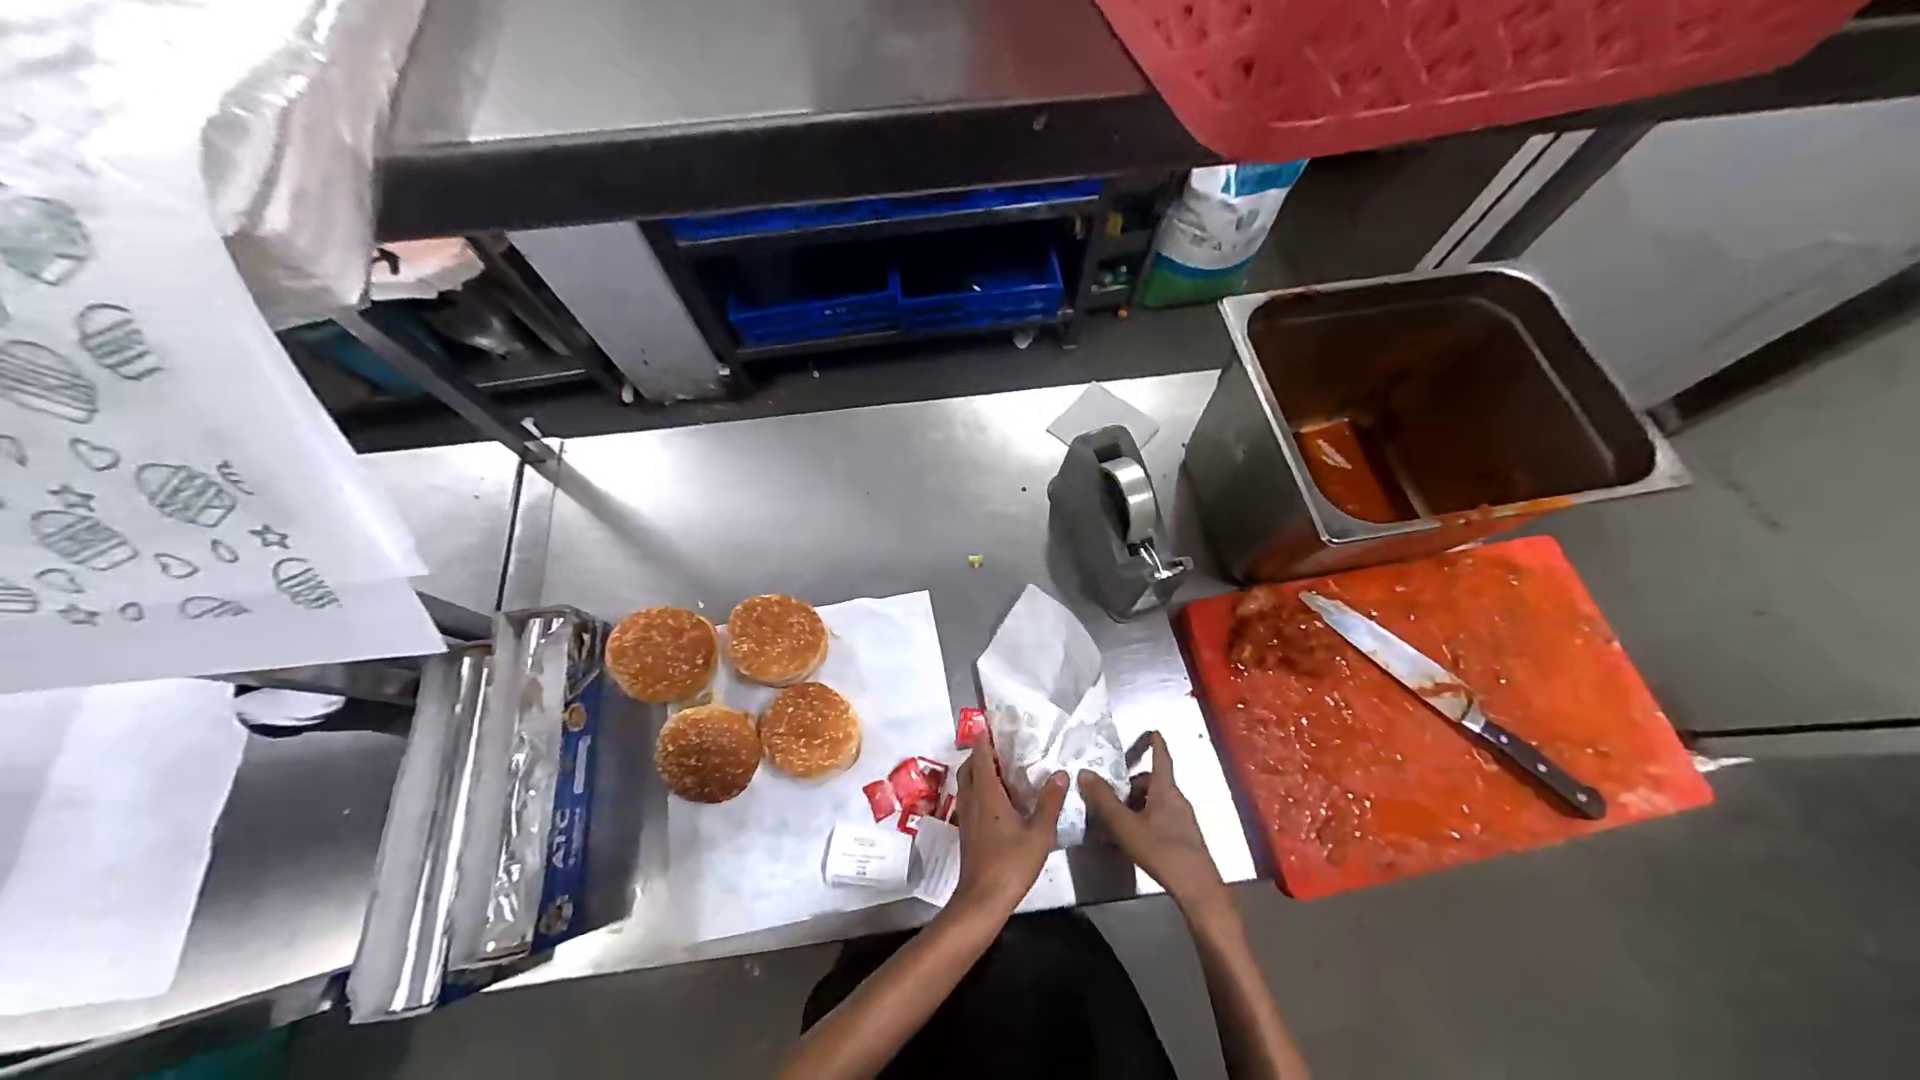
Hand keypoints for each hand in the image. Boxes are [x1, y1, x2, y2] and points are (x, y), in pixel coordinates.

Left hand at [953, 737, 1066, 916]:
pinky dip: (979, 788)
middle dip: (980, 753)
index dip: (984, 739)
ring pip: (967, 783)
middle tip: (1001, 747)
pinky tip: (997, 799)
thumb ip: (1049, 802)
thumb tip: (1060, 773)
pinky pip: (969, 798)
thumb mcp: (1039, 833)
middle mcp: (971, 799)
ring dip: (978, 771)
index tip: (992, 725)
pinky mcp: (966, 830)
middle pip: (969, 767)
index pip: (980, 756)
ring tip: (1001, 769)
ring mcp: (966, 815)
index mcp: (986, 793)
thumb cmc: (1010, 863)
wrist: (982, 899)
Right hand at [1080, 731, 1226, 913]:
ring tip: (1113, 821)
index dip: (1155, 744)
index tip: (1152, 731)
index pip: (1161, 758)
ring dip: (1134, 805)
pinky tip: (1129, 839)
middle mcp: (1176, 800)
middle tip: (1109, 795)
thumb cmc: (1161, 850)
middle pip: (1152, 782)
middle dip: (1130, 784)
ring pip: (1154, 802)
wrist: (1197, 888)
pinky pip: (1159, 818)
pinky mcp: (1183, 837)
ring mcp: (1182, 819)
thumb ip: (1103, 799)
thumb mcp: (1125, 825)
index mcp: (1165, 790)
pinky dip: (1142, 820)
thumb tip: (1085, 772)